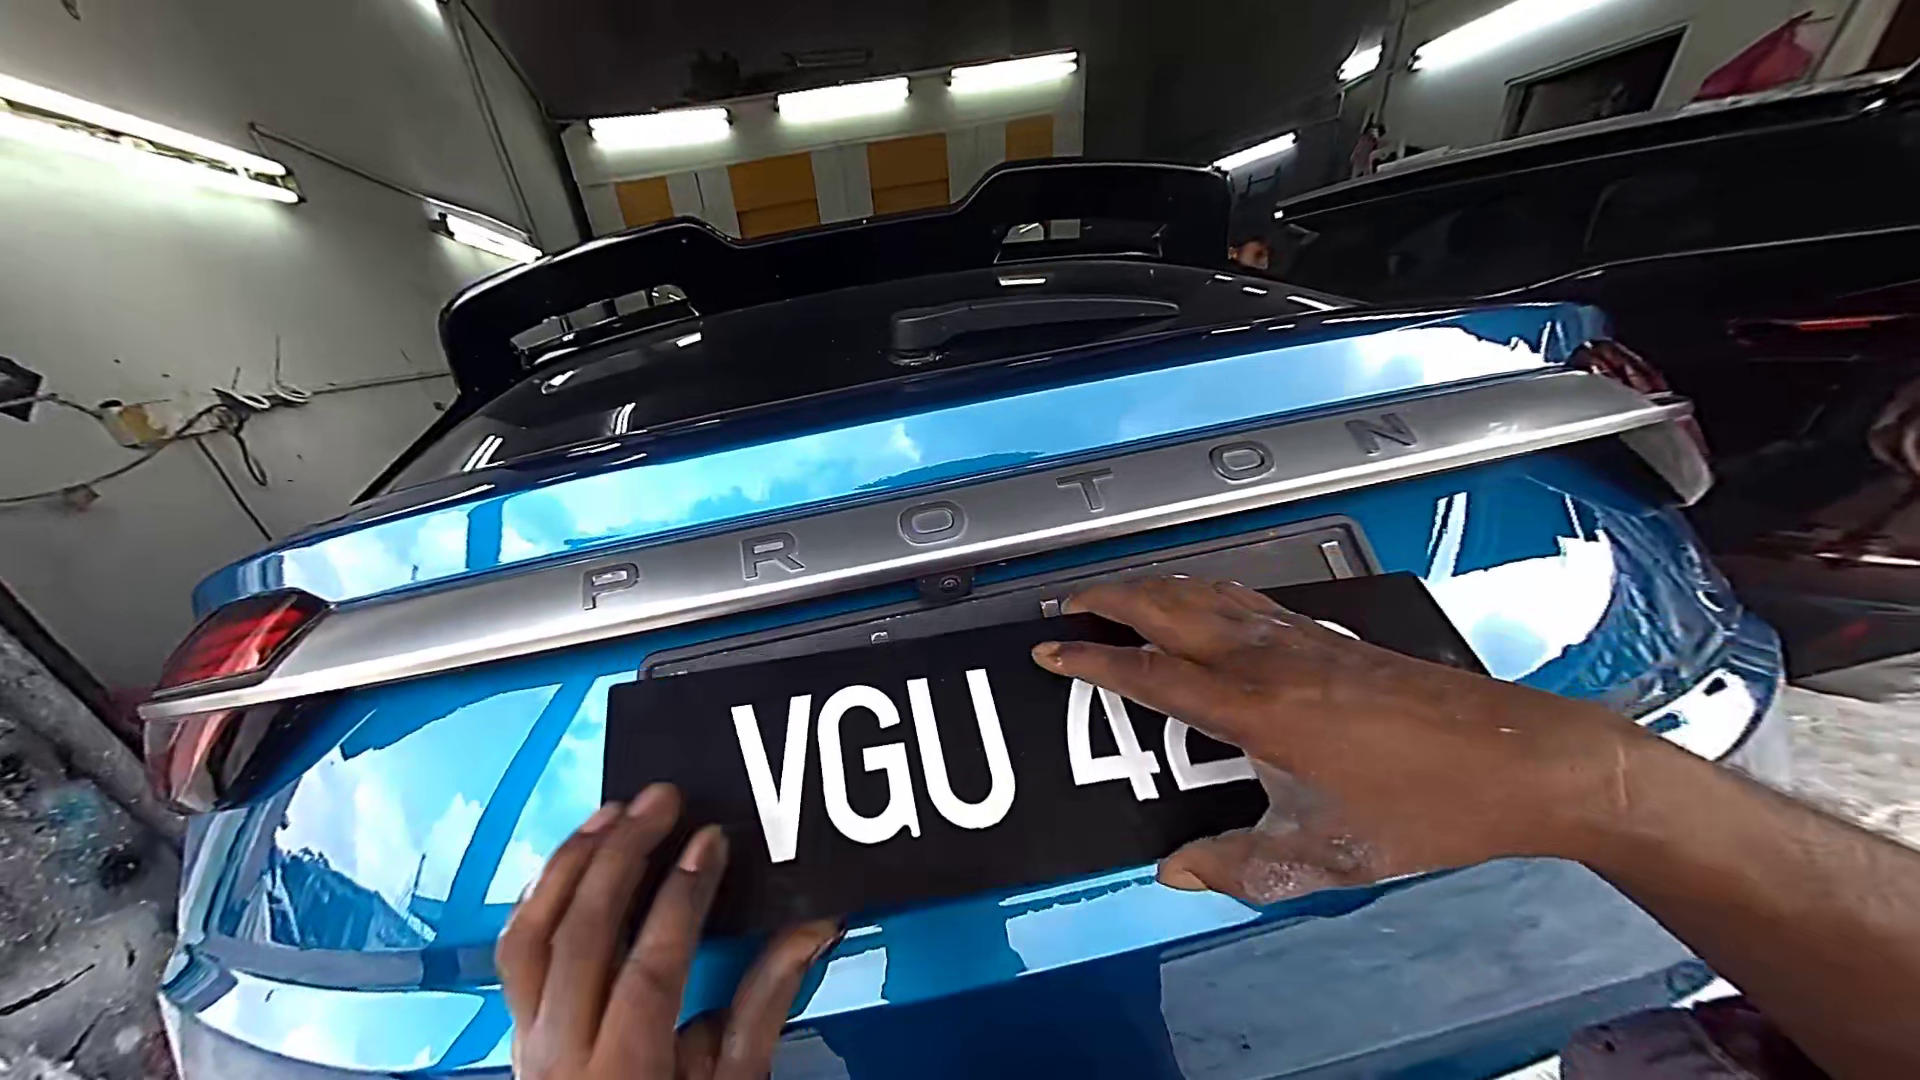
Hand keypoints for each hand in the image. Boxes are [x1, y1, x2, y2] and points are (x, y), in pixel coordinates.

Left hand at [497, 783, 839, 1079]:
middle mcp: (560, 1060)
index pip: (650, 974)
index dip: (683, 899)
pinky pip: (517, 949)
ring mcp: (528, 1042)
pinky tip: (579, 852)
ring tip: (615, 812)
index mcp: (622, 1078)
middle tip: (661, 801)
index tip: (711, 839)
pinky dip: (545, 889)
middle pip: (581, 940)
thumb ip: (766, 1001)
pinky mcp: (520, 1025)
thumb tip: (814, 924)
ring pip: (531, 937)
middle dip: (623, 855)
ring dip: (573, 862)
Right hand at [1031, 577, 1650, 903]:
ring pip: (1197, 591)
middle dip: (1106, 599)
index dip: (1090, 660)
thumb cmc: (1417, 809)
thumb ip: (1238, 865)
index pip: (1147, 672)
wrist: (1519, 759)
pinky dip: (1192, 587)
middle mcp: (1260, 658)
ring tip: (1112, 593)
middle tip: (1067, 605)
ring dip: (1146, 586)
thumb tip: (1171, 872)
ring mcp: (1289, 635)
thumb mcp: (1325, 855)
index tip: (1050, 651)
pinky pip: (1234, 594)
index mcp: (1251, 709)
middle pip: (1163, 607)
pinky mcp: (1315, 628)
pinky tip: (1189, 595)